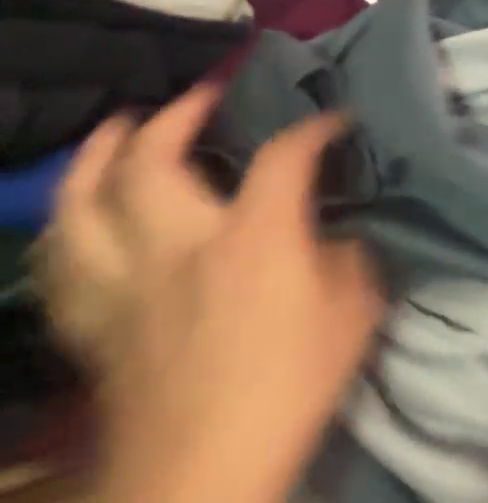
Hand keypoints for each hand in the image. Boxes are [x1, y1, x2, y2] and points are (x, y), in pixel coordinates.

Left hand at [36, 85, 384, 502]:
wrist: (206, 461)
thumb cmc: (296, 379)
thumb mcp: (357, 307)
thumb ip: (348, 252)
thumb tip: (337, 224)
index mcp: (252, 239)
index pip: (285, 156)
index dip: (317, 127)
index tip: (339, 119)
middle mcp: (175, 246)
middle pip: (151, 161)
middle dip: (178, 116)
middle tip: (204, 97)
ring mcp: (121, 283)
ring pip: (79, 204)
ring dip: (97, 158)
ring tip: (117, 131)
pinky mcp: (89, 321)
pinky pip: (59, 260)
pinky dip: (69, 224)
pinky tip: (83, 215)